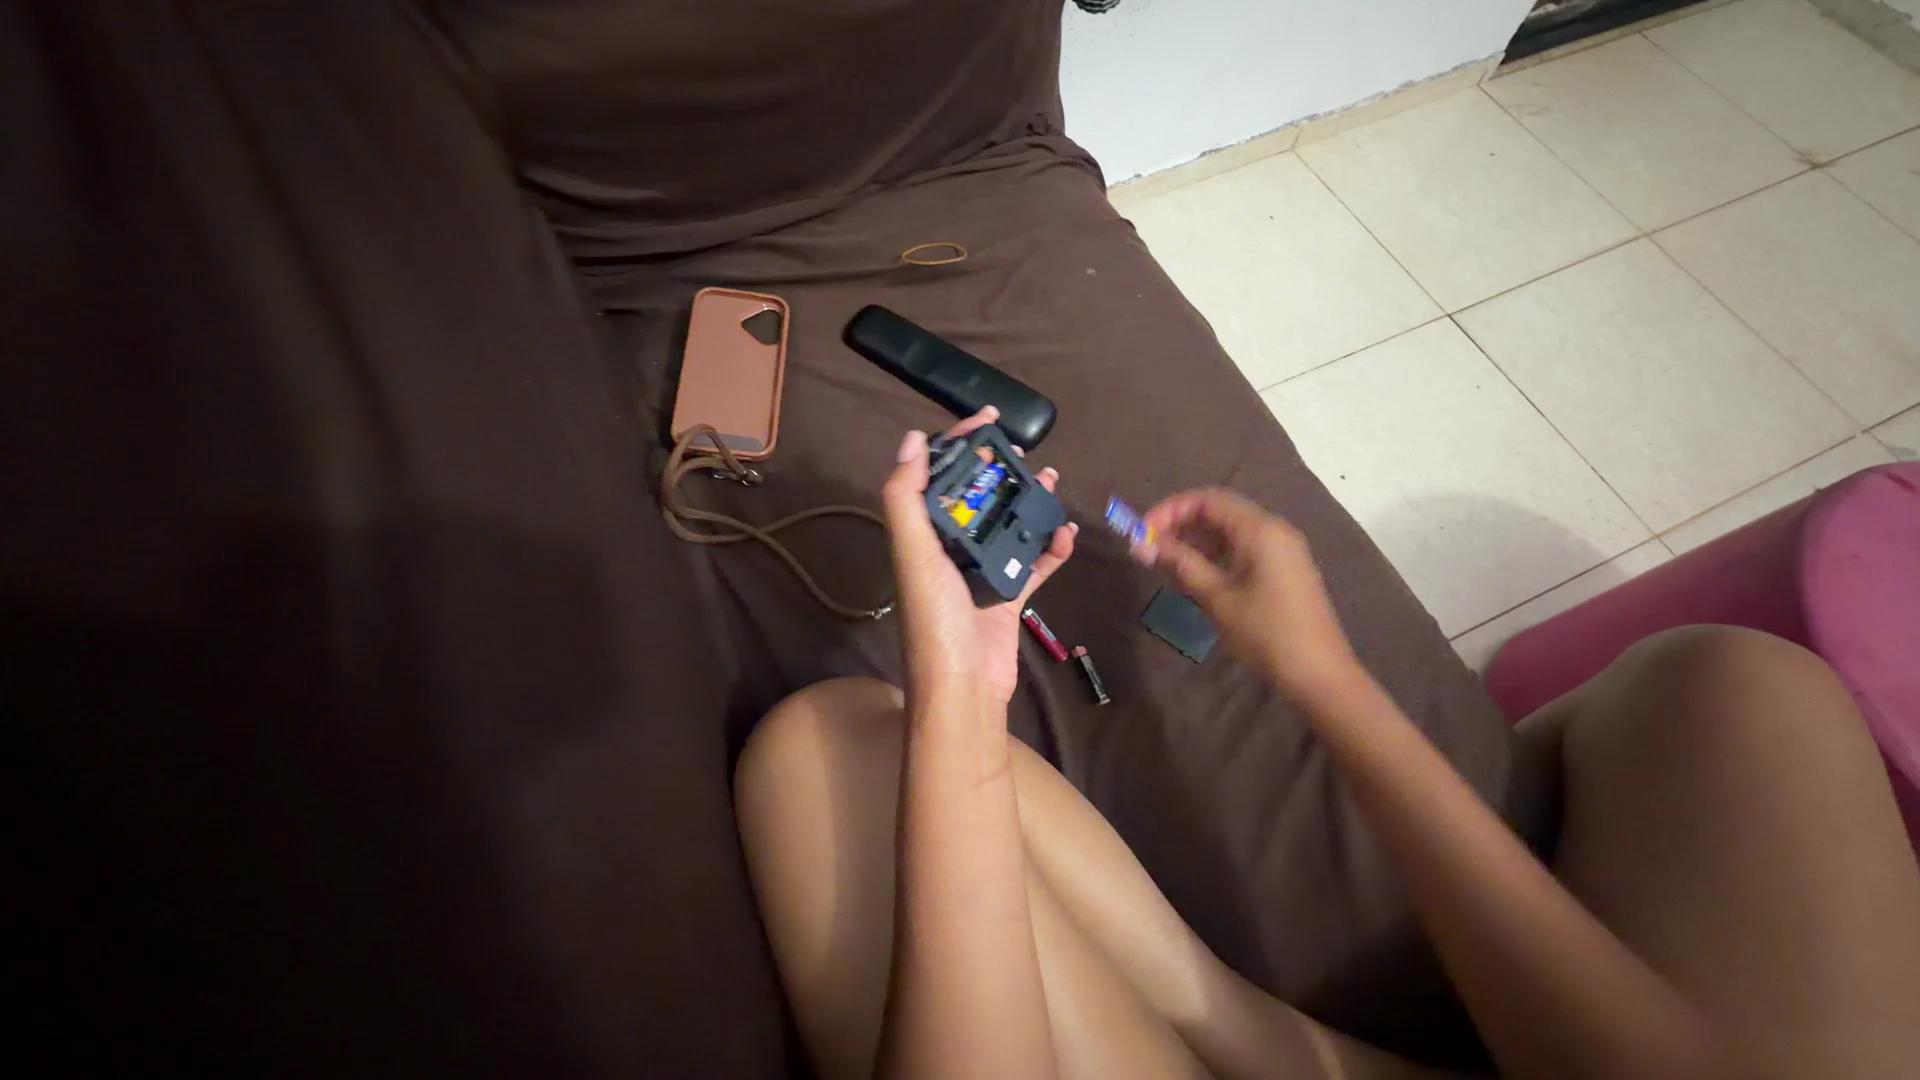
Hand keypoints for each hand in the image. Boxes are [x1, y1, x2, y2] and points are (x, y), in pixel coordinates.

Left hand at [881, 407, 1076, 712]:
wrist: (964, 688)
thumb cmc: (936, 619)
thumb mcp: (914, 554)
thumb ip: (906, 498)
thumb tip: (913, 439)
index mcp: (922, 537)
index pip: (938, 476)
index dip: (959, 443)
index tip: (989, 418)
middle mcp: (948, 551)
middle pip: (976, 498)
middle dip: (1000, 470)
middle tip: (1026, 450)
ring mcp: (981, 574)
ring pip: (1008, 527)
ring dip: (1029, 503)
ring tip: (1053, 480)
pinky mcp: (1009, 598)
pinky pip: (1033, 564)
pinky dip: (1051, 548)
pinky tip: (1069, 531)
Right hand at [1140, 489, 1364, 705]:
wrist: (1317, 673)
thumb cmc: (1264, 632)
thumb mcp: (1216, 597)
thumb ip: (1180, 563)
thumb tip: (1141, 543)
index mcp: (1259, 529)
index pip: (1207, 500)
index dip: (1170, 510)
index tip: (1143, 532)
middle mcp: (1273, 529)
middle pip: (1218, 511)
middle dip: (1180, 525)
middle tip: (1149, 548)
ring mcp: (1281, 549)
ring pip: (1229, 531)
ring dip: (1195, 541)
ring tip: (1166, 564)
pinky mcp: (1283, 568)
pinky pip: (1242, 548)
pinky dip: (1215, 554)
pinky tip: (1194, 576)